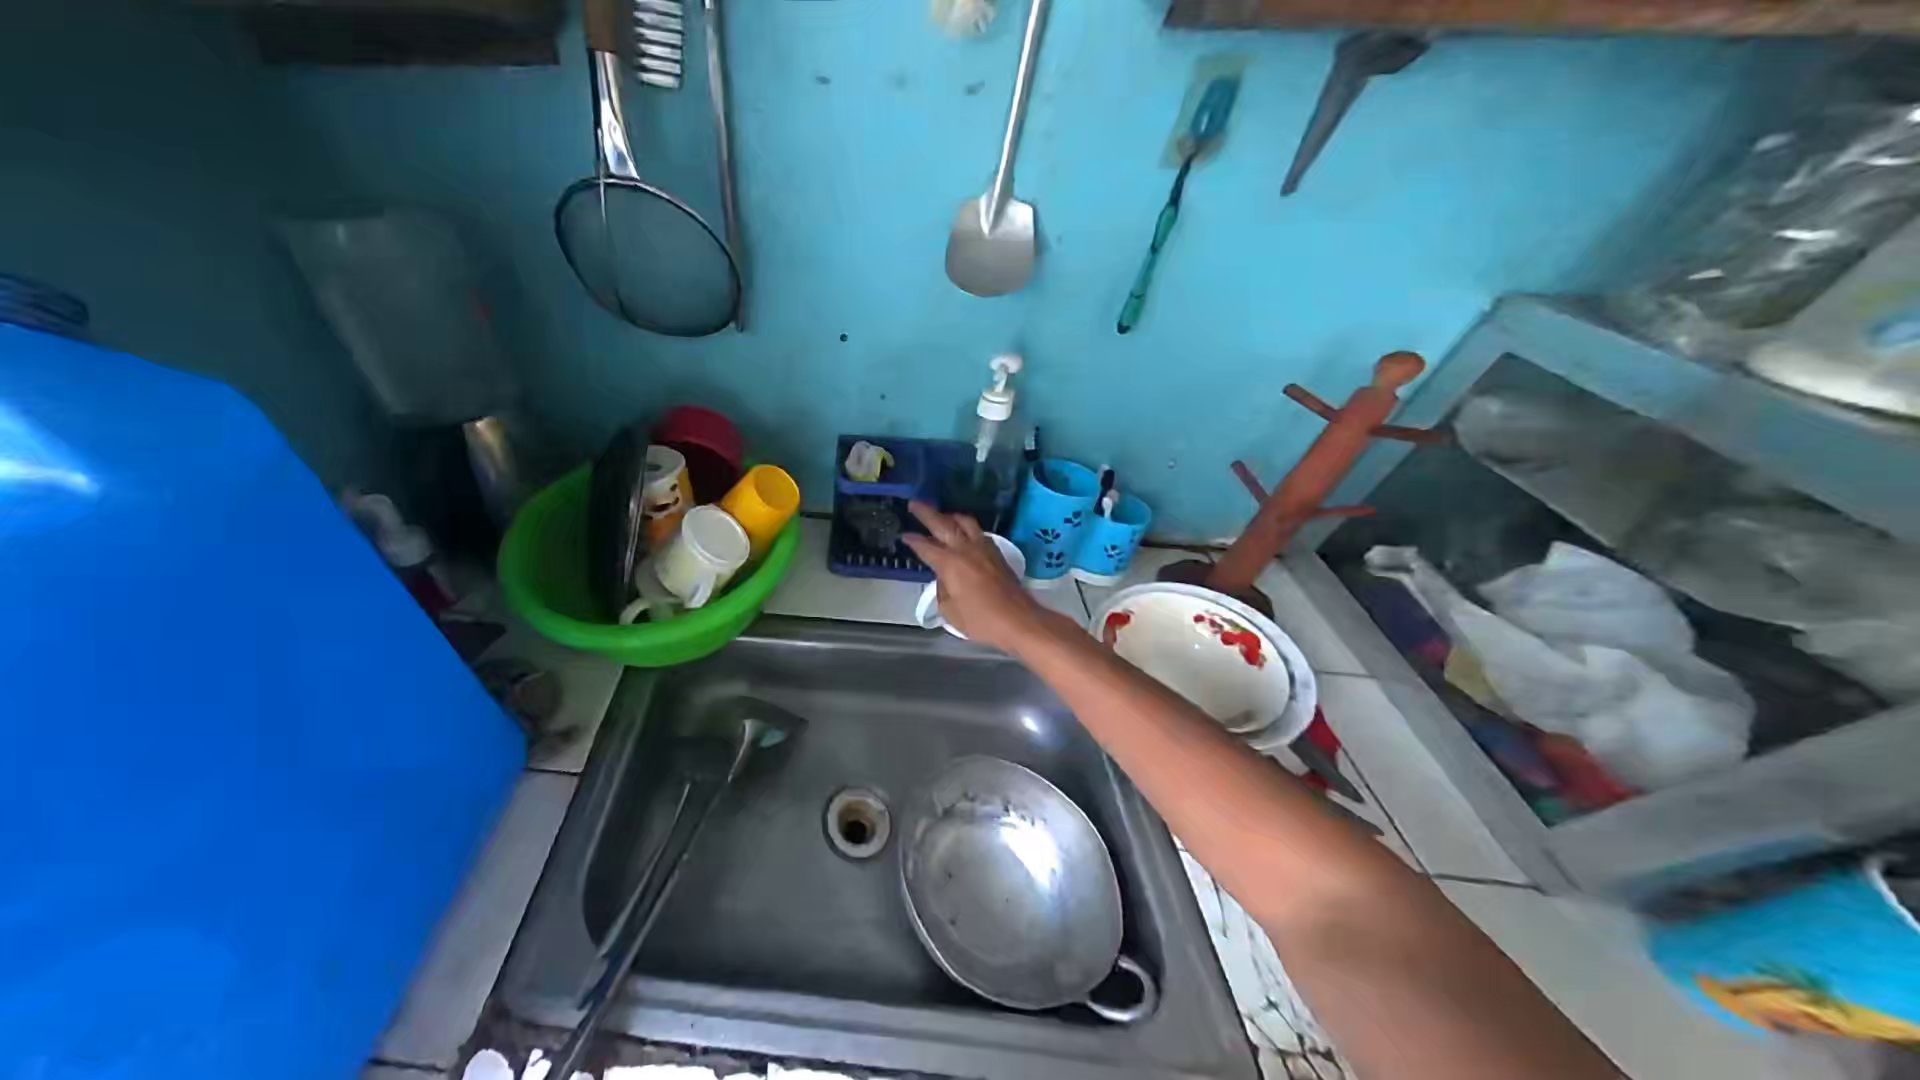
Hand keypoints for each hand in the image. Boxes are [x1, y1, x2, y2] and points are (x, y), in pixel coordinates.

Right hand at [901, 502, 1053, 651]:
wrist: (1018, 620)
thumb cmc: (980, 620)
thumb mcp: (950, 611)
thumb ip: (942, 590)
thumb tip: (943, 578)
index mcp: (950, 563)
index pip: (926, 547)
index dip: (913, 541)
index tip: (904, 536)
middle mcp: (966, 549)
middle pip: (944, 524)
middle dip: (927, 513)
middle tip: (915, 504)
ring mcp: (984, 549)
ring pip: (965, 523)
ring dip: (951, 517)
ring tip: (942, 517)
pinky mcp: (998, 554)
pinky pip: (979, 533)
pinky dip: (967, 528)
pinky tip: (966, 534)